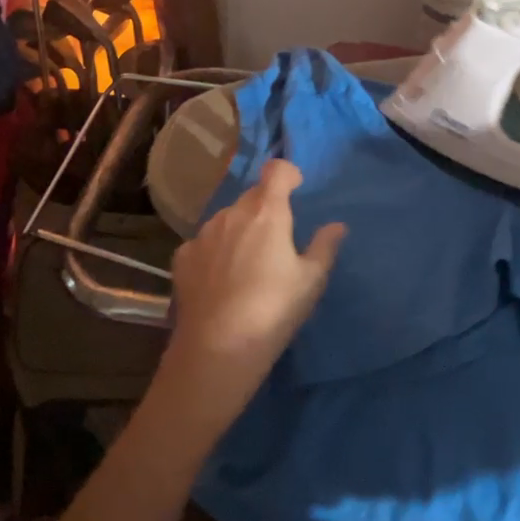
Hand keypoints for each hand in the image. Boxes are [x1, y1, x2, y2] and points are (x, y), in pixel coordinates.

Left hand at [166, 160, 345, 390]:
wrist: (217, 350)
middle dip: (266, 206)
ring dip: (240, 227)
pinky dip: (216, 250)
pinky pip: (205, 242)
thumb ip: (325, 247)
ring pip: (226, 218)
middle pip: (252, 195)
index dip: (288, 174)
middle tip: (277, 237)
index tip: (296, 190)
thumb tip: (337, 226)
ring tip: (248, 260)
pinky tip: (220, 277)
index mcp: (266, 212)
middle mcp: (232, 214)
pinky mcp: (182, 258)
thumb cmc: (273, 310)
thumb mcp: (311, 281)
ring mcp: (203, 234)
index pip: (276, 171)